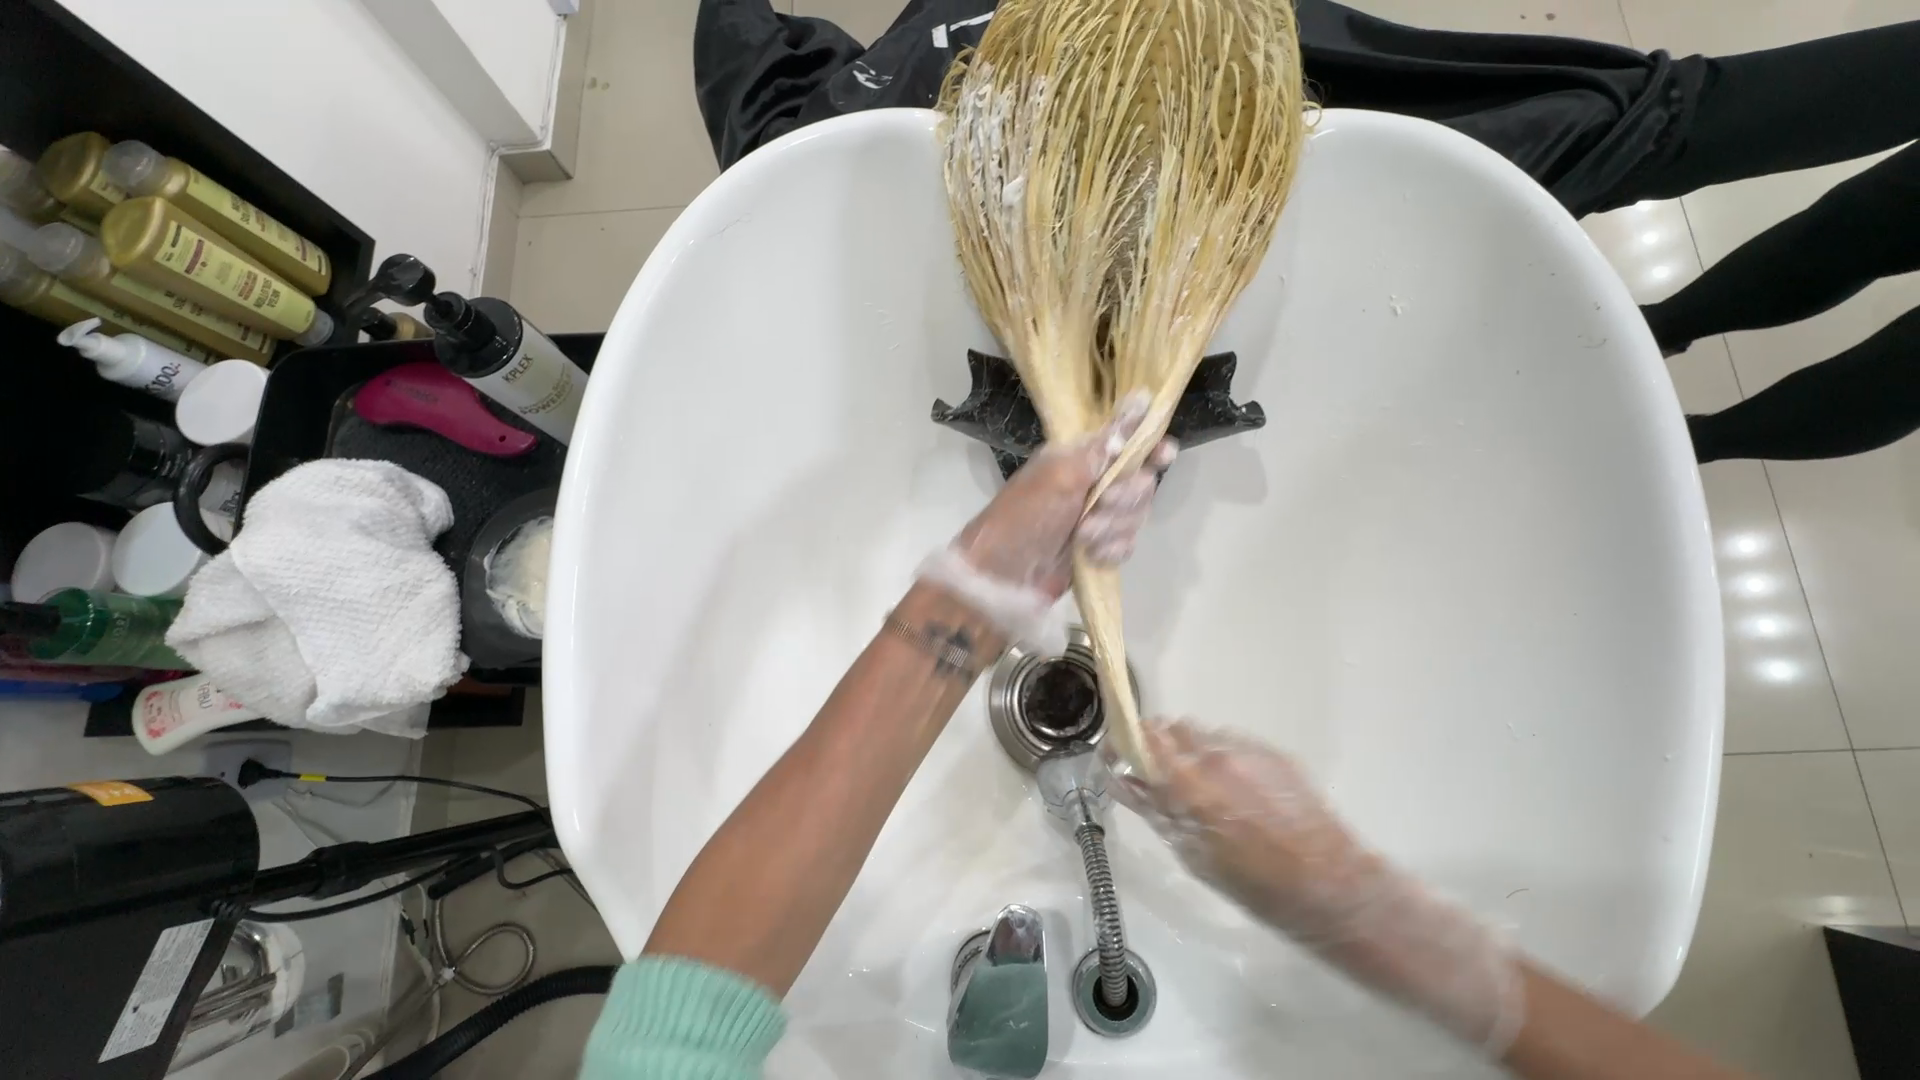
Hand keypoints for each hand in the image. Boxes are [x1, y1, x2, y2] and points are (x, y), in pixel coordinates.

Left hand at [920, 391, 1176, 637]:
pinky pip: (1127, 545)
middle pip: (1142, 483)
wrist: (1003, 575)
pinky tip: (1091, 556)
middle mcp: (1093, 483)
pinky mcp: (1099, 548)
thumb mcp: (1062, 474)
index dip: (1151, 448)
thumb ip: (1105, 444)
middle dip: (1124, 498)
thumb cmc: (1025, 516)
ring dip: (1112, 528)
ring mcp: (1098, 518)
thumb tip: (1140, 399)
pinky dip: (1111, 551)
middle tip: (1097, 506)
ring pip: (1136, 516)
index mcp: (1081, 457)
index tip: (1162, 455)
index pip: (1129, 444)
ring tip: (1082, 537)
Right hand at [1109, 718, 1384, 940]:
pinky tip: (1237, 793)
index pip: (1142, 736)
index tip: (1116, 754)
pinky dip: (1222, 759)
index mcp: (1191, 783)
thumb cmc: (1252, 883)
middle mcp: (1216, 755)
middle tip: (1157, 776)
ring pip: (1201, 734)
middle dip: (1156, 746)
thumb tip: (1120, 780)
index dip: (1123, 740)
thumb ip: (1153, 809)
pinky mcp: (1272, 752)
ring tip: (1201, 788)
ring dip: (1189, 752)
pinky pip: (1232, 744)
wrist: (1330, 884)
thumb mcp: (1191, 852)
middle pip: (1170, 728)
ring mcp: (1247, 750)